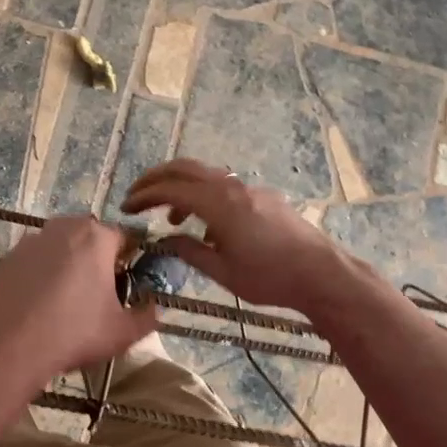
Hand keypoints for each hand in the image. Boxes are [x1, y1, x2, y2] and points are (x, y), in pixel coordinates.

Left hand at [0, 216, 157, 382]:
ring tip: (65, 300)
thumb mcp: (121, 333)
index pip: (122, 238)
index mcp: (96, 237)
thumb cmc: (73, 333)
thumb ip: (146, 317)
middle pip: (89, 237)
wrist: (9, 346)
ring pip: (59, 246)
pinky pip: (34, 260)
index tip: (125, 284)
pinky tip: (38, 303)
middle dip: (96, 259)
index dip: (127, 260)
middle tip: (97, 293)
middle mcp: (63, 228)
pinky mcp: (8, 257)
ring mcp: (31, 240)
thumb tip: (156, 309)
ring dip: (66, 263)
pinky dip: (40, 274)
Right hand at [121, 158, 349, 314]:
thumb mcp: (223, 272)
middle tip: (137, 195)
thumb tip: (166, 239)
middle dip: (156, 178)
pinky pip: (224, 185)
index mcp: (218, 203)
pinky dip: (204, 195)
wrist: (321, 273)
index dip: (144, 196)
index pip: (170, 189)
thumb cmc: (270, 278)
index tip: (125, 207)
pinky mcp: (263, 196)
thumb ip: (190, 252)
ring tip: (172, 218)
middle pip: (184, 168)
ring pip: (205, 175)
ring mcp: (249, 188)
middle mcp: (231, 186)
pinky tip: (208, 226)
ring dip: (181, 188)